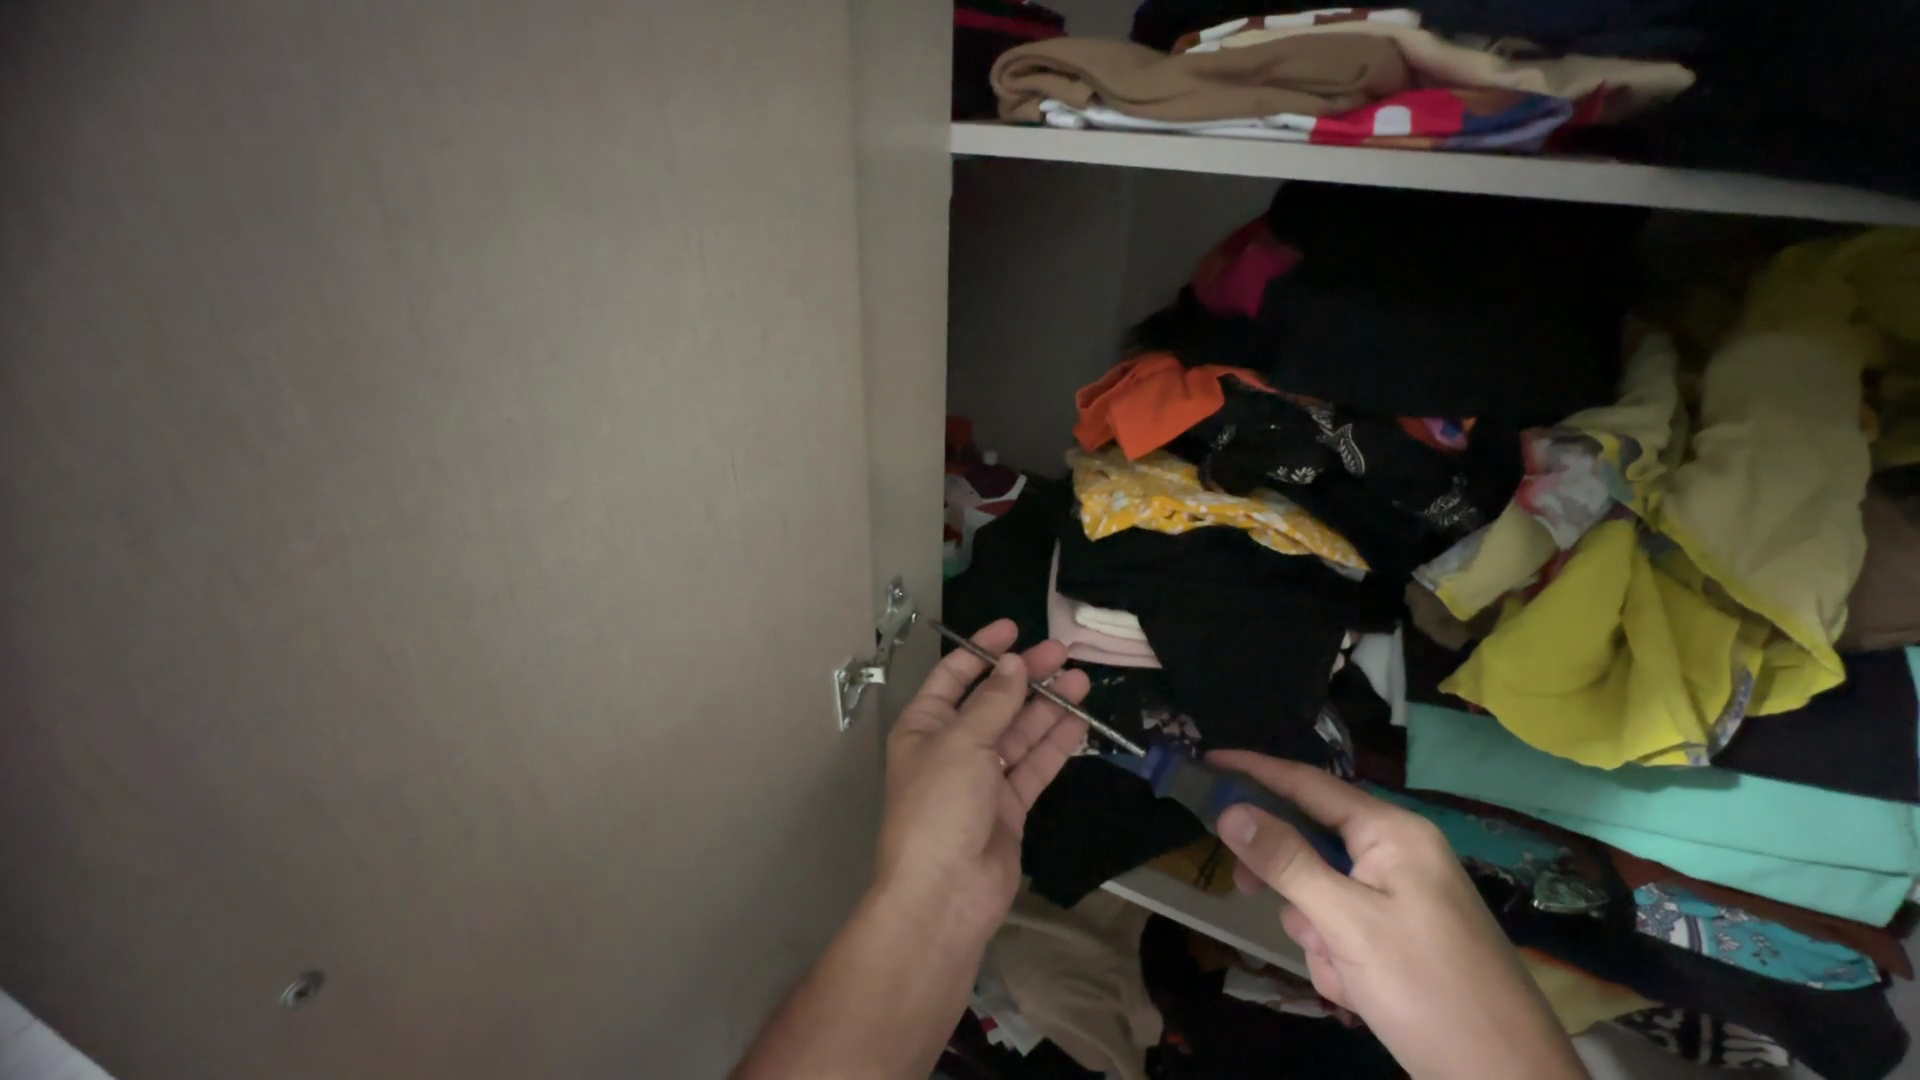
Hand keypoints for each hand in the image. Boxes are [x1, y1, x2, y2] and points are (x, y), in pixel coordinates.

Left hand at [873, 619, 1089, 941]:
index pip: (954, 676)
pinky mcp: (1009, 807)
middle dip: (1026, 677)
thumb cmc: (939, 806)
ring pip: (1019, 732)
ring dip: (1048, 707)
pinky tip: (1078, 721)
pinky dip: (1055, 744)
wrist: (944, 894)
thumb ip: (993, 703)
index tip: (1014, 629)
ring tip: (1082, 680)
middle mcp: (952, 747)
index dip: (982, 651)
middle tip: (1063, 653)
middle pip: (994, 701)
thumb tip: (1014, 664)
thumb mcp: (962, 743)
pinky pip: (1034, 766)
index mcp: (924, 727)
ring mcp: (982, 778)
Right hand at [1209, 751, 1585, 1079]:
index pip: (1308, 783)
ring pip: (1321, 890)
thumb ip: (1285, 861)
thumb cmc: (1429, 991)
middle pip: (1310, 839)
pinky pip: (1341, 926)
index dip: (1254, 769)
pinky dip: (1337, 955)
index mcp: (1392, 833)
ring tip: (1344, 971)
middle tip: (1244, 887)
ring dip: (1315, 930)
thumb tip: (1229, 811)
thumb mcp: (1346, 922)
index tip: (1207, 760)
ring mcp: (1401, 898)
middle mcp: (1397, 854)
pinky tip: (1359, 991)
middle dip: (1286, 877)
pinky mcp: (1400, 937)